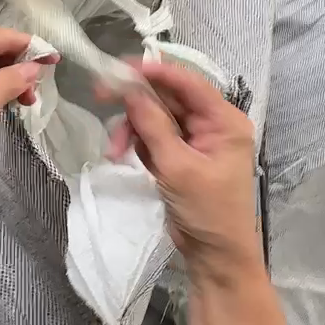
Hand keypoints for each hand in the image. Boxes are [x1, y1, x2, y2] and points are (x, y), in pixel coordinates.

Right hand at [104, 60, 261, 281]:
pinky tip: (123, 155)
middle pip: (168, 98)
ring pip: (156, 116)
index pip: (188, 82)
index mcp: (224, 120)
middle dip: (135, 104)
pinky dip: (137, 143)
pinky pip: (154, 136)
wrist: (216, 257)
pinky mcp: (182, 155)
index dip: (155, 71)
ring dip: (132, 129)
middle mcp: (212, 124)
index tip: (122, 67)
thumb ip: (153, 124)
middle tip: (100, 97)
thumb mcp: (177, 166)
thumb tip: (130, 89)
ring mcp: (197, 140)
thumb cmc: (206, 211)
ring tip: (114, 150)